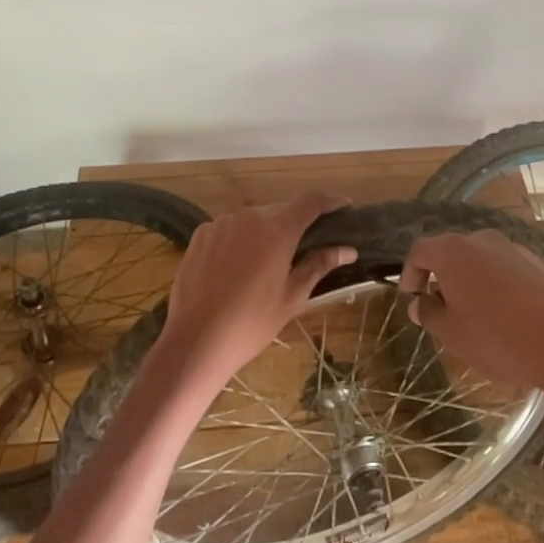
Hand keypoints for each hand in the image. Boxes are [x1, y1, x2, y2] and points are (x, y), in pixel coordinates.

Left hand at [158, 193, 357, 384]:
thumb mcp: (292, 297)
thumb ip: (319, 264)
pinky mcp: (200, 234)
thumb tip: (347, 249)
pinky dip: (240, 240)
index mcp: (277, 230)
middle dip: (296, 224)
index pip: (310, 201)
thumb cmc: (251, 323)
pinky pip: (229, 229)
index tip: (343, 208)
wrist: (195, 341)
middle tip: (306, 247)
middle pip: (281, 210)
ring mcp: (221, 223)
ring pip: (253, 219)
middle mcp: (249, 216)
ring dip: (266, 232)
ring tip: (268, 263)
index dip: (330, 201)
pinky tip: (237, 268)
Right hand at [401, 229, 543, 406]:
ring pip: (479, 261)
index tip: (411, 295)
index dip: (410, 273)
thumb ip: (429, 314)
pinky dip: (495, 285)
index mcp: (453, 251)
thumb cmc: (498, 337)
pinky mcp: (537, 262)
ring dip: (470, 282)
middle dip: (442, 278)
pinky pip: (504, 269)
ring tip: (473, 316)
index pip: (420, 251)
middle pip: (451, 253)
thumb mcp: (452, 334)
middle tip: (440, 309)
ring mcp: (512, 248)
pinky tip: (504, 316)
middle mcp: (481, 240)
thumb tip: (419, 303)